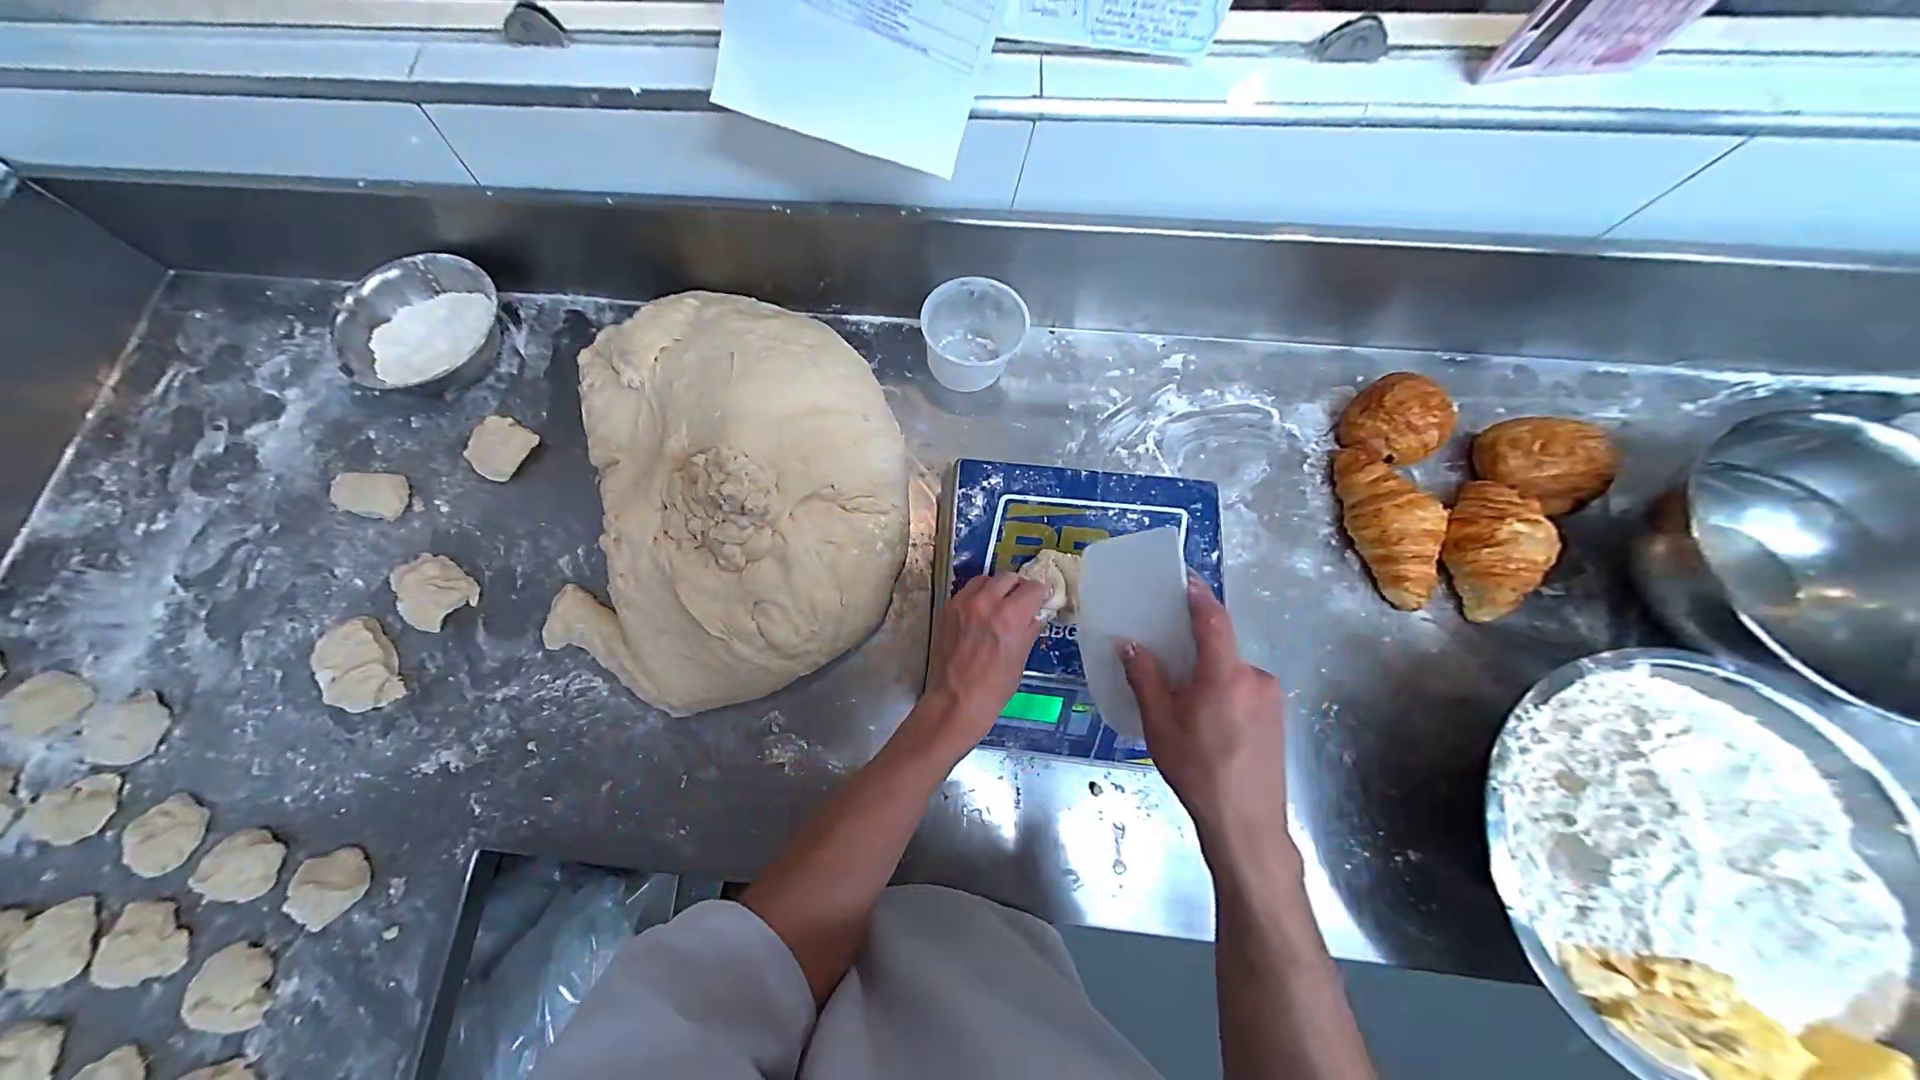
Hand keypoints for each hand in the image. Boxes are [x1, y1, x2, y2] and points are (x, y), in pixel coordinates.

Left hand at [922, 572, 1047, 743]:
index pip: (1033, 588)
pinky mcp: (948, 609)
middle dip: (1019, 587)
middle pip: (1008, 577)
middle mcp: (986, 602)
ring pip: (985, 579)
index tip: (1041, 600)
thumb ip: (1030, 629)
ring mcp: (963, 603)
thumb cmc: (994, 687)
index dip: (1040, 594)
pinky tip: (981, 612)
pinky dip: (978, 596)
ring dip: (996, 587)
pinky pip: (967, 591)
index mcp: (1010, 616)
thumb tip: (1036, 614)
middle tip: (1021, 601)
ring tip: (999, 604)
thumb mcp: (1021, 658)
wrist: (956, 700)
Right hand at [1119, 576, 1297, 874]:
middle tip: (1170, 658)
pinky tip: (1210, 722)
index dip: (1199, 595)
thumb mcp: (1160, 724)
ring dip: (1211, 675)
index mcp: (1226, 675)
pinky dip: (1226, 692)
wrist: (1247, 823)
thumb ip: (1145, 678)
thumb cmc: (1198, 770)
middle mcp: (1255, 678)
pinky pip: (1246, 689)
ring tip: (1187, 702)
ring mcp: (1272, 698)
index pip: (1213, 620)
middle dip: (1196, 647)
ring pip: (1233, 671)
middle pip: (1222, 647)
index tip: (1185, 578)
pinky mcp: (1278, 716)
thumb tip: (1130, 644)